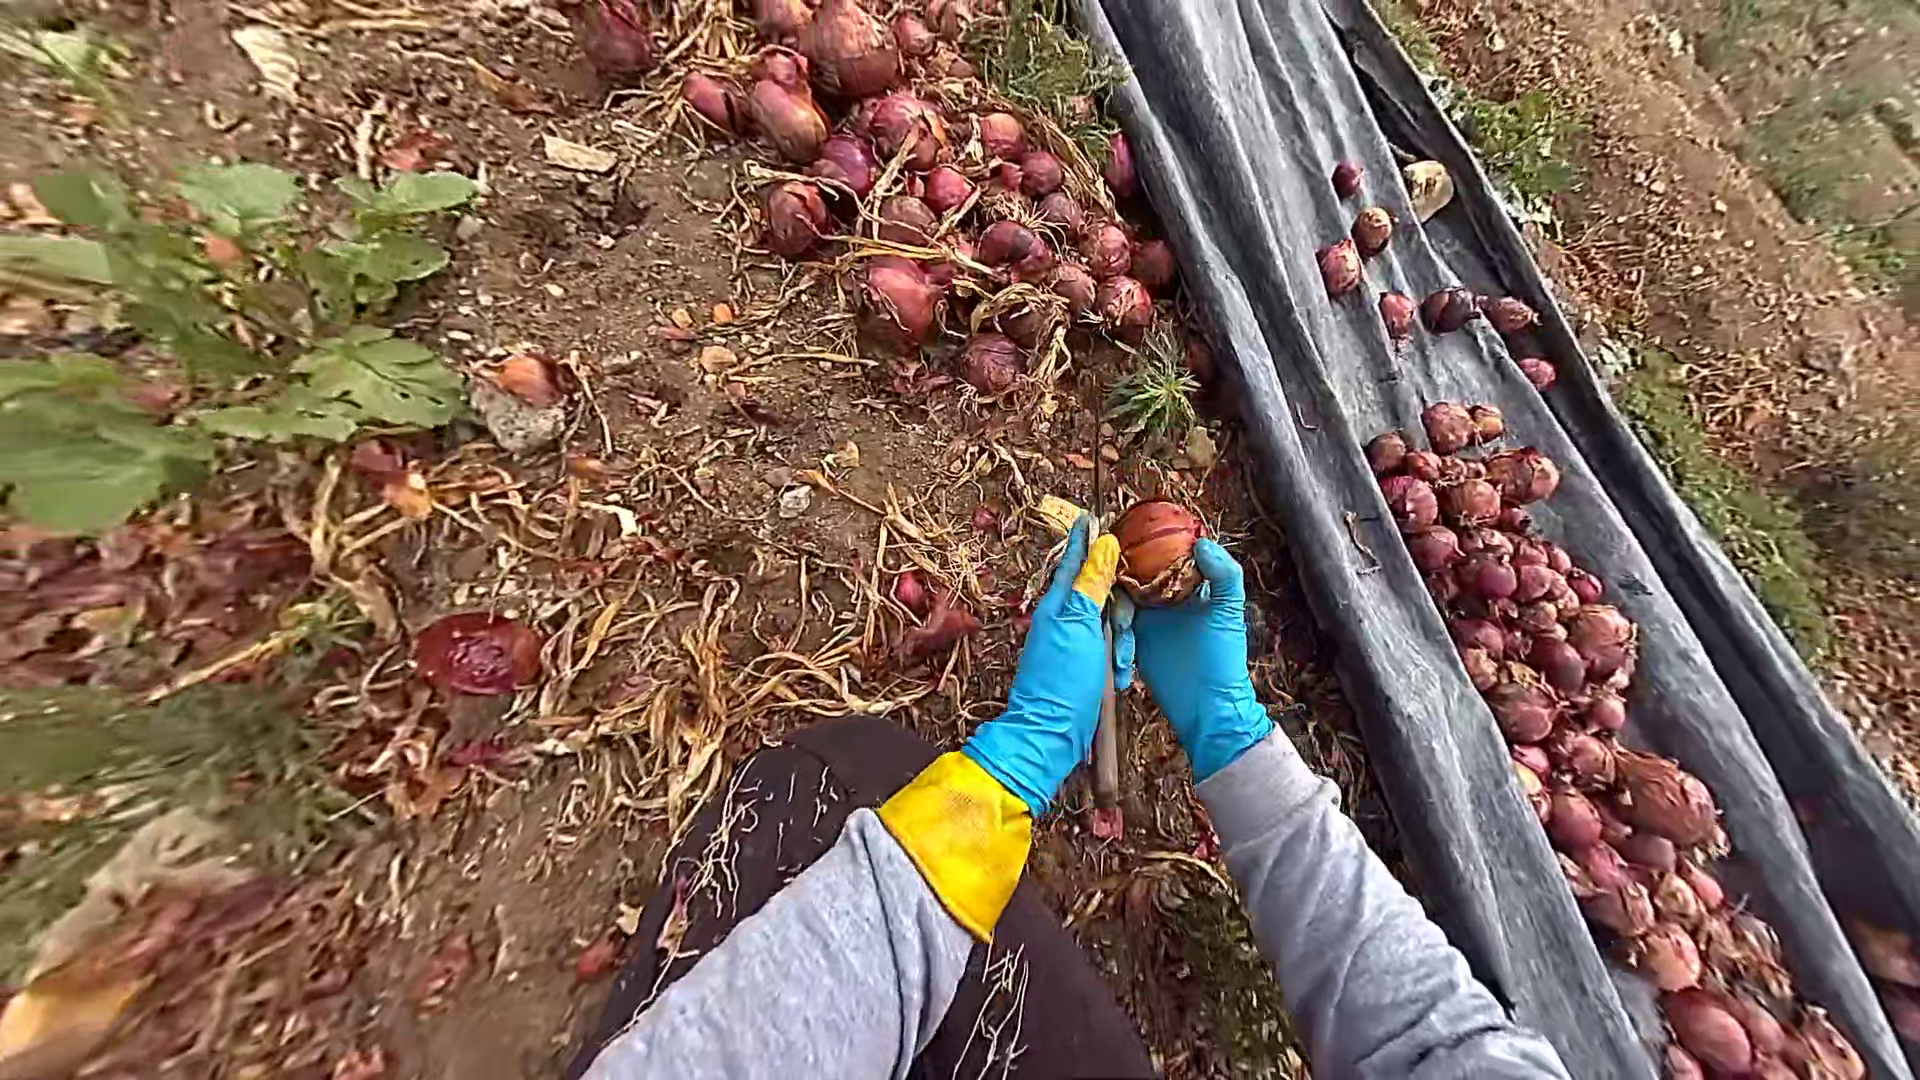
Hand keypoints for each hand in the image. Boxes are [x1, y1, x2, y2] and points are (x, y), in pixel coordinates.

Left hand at [962, 517, 1118, 815]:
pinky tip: (1123, 657)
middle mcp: (1062, 618)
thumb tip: (1102, 543)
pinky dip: (1117, 648)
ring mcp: (1071, 641)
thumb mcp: (1080, 626)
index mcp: (1058, 604)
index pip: (1074, 562)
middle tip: (1130, 591)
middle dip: (1115, 591)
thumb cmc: (1062, 679)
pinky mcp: (1082, 662)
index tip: (1090, 516)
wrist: (1049, 731)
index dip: (1084, 539)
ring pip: (1104, 617)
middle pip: (1093, 588)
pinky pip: (1105, 643)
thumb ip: (1091, 585)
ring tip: (1124, 645)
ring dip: (1120, 629)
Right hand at [1132, 539, 1272, 779]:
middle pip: (1131, 575)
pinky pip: (1115, 628)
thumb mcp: (1228, 613)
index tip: (1125, 545)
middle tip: (1113, 588)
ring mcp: (1145, 617)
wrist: (1206, 706)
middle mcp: (1163, 596)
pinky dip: (1117, 640)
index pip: (1160, 555)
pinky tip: (1124, 657)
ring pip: (1118, 601)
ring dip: (1118, 617)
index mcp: (1186, 585)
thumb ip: (1224, 575)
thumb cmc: (1223, 659)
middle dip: (1118, 581)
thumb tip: (1202, 543)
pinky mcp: (1132, 638)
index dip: (1142, 548)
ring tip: (1125, 632)